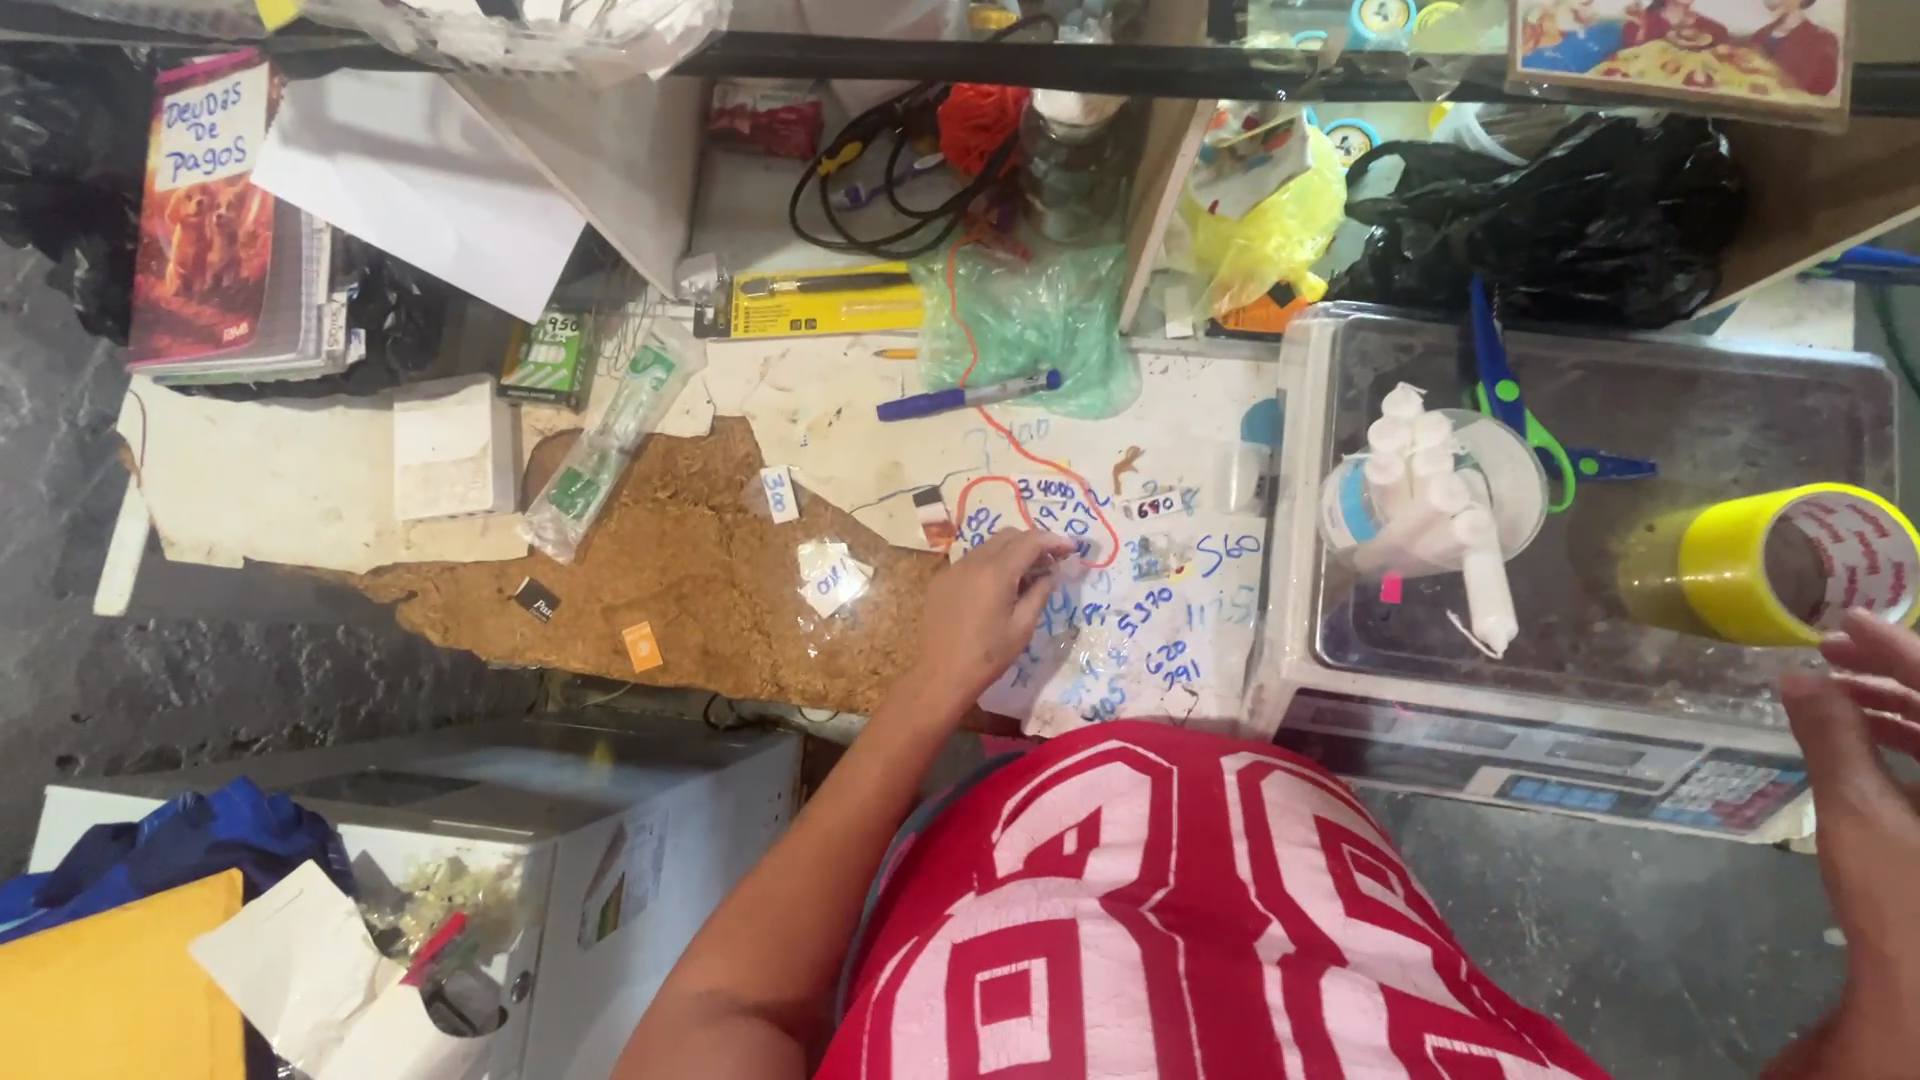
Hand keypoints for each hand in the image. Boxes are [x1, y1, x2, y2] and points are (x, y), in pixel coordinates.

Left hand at [908, 528, 1075, 709]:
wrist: (941, 674)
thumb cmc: (988, 656)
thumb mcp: (1023, 627)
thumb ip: (1040, 593)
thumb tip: (1050, 574)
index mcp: (996, 572)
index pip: (1029, 541)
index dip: (1053, 541)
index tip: (1070, 548)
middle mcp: (972, 562)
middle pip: (1008, 536)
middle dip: (1033, 542)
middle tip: (1050, 563)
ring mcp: (953, 569)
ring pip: (988, 546)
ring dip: (1011, 551)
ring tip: (1026, 574)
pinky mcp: (941, 580)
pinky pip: (971, 560)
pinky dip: (991, 563)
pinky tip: (998, 586)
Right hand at [1773, 610, 1919, 1075]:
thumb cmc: (1902, 897)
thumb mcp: (1859, 811)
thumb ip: (1832, 737)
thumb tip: (1797, 677)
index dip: (1901, 650)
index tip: (1846, 620)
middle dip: (1897, 671)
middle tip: (1828, 652)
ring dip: (1900, 702)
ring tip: (1832, 690)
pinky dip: (1911, 735)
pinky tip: (1861, 730)